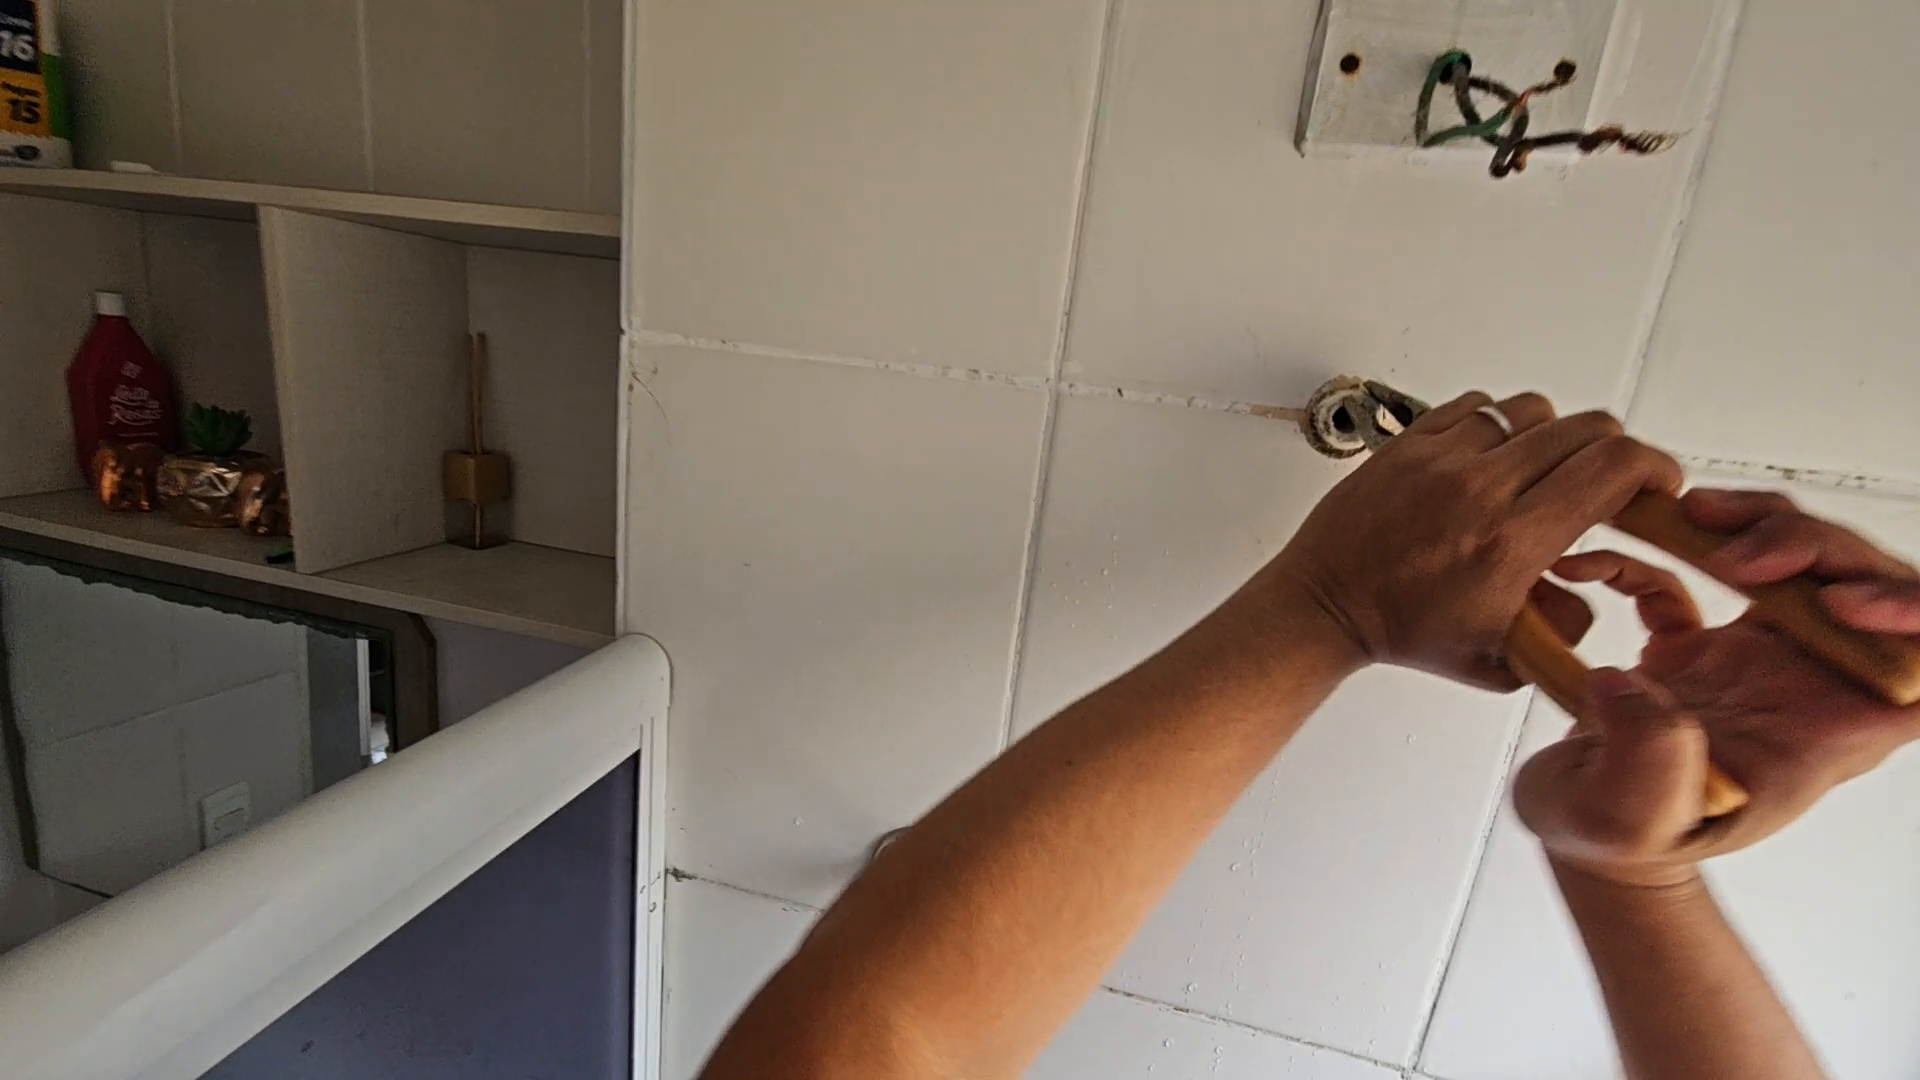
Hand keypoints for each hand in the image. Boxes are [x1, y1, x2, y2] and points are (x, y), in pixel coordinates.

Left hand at [1255, 391, 1680, 687]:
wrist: (1324, 607)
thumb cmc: (1402, 633)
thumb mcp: (1502, 658)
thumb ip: (1567, 623)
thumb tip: (1591, 576)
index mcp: (1510, 541)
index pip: (1615, 466)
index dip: (1655, 469)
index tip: (1654, 488)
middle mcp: (1475, 491)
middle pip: (1584, 429)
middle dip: (1610, 453)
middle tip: (1598, 482)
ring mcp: (1432, 462)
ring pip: (1528, 410)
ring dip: (1548, 436)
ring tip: (1535, 471)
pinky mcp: (1399, 449)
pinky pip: (1469, 408)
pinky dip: (1492, 424)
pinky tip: (1485, 457)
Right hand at [1515, 490, 1919, 884]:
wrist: (1572, 821)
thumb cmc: (1609, 835)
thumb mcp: (1626, 816)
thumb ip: (1650, 758)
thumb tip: (1631, 682)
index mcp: (1821, 732)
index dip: (1916, 615)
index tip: (1840, 601)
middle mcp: (1799, 689)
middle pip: (1864, 592)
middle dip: (1817, 550)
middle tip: (1734, 556)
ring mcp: (1742, 664)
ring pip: (1793, 570)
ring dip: (1753, 530)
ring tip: (1683, 518)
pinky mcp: (1682, 650)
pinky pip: (1682, 581)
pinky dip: (1642, 557)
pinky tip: (1589, 567)